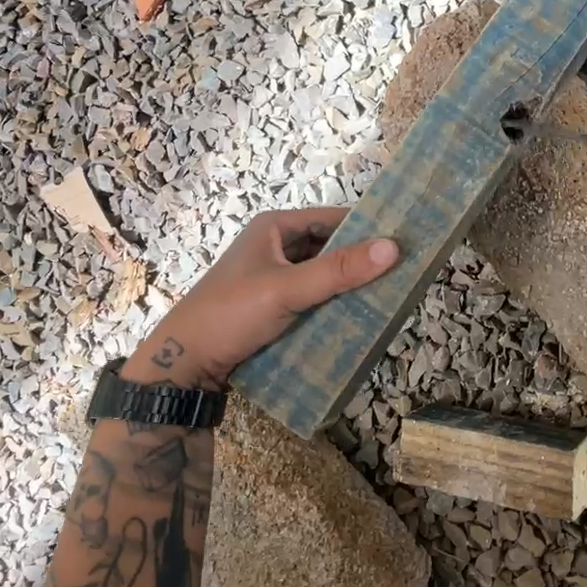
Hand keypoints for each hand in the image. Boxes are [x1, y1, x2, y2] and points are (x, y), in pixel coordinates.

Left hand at [124, 208, 399, 389]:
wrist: (183, 368)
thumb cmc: (230, 314)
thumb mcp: (288, 289)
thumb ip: (340, 269)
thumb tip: (394, 247)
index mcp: (275, 227)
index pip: (334, 218)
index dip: (367, 227)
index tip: (404, 240)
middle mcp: (276, 246)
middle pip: (331, 247)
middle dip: (361, 260)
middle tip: (403, 271)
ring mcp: (274, 277)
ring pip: (324, 275)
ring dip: (349, 285)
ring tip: (390, 294)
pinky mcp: (274, 306)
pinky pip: (314, 297)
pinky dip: (334, 304)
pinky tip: (359, 316)